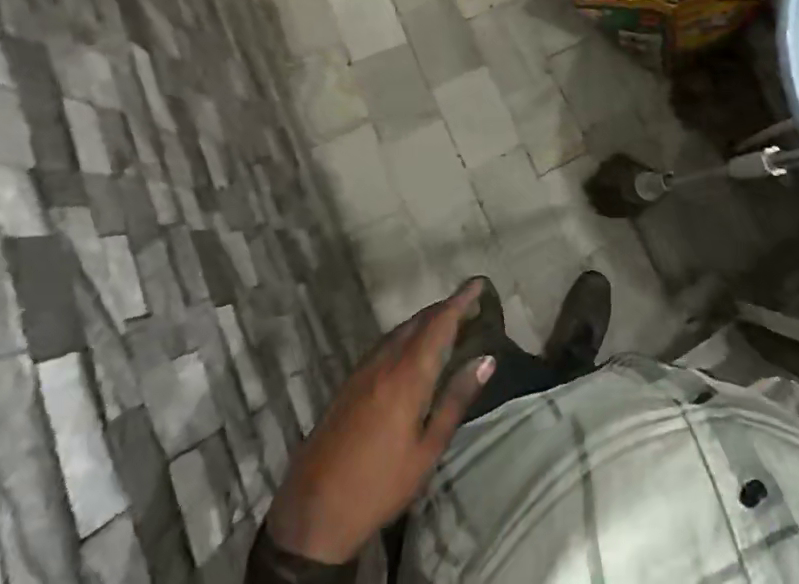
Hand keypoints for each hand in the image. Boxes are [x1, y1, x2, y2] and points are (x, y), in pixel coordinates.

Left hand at [263, 280, 494, 564]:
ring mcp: (360, 374)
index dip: (460, 301)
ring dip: (423, 321)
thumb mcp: (428, 449)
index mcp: (407, 376)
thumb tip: (486, 359)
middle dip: (444, 307)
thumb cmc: (381, 485)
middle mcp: (383, 364)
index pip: (439, 324)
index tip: (478, 283)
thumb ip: (456, 399)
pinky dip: (405, 337)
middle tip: (470, 304)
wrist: (312, 515)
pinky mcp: (347, 387)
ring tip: (447, 322)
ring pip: (397, 332)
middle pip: (417, 322)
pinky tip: (411, 350)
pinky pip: (383, 346)